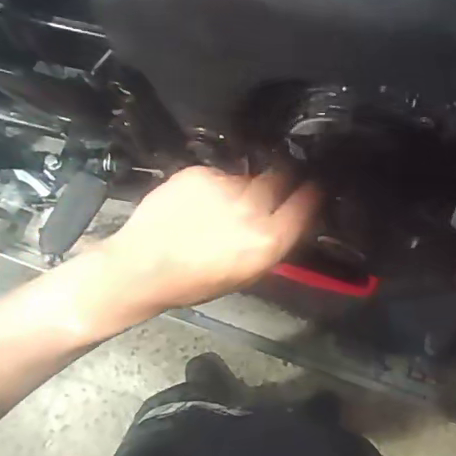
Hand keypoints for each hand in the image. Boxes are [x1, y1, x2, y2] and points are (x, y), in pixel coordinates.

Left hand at [101, 166, 322, 311]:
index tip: (312, 189)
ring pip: (248, 178)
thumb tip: (290, 221)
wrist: (143, 266)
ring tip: (221, 208)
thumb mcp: (247, 274)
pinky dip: (215, 186)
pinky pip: (219, 174)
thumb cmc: (195, 281)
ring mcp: (224, 187)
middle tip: (267, 195)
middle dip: (280, 183)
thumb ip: (273, 244)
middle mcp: (251, 209)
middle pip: (281, 178)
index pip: (306, 202)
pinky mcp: (200, 173)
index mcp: (268, 240)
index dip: (311, 194)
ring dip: (244, 188)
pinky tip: (199, 204)